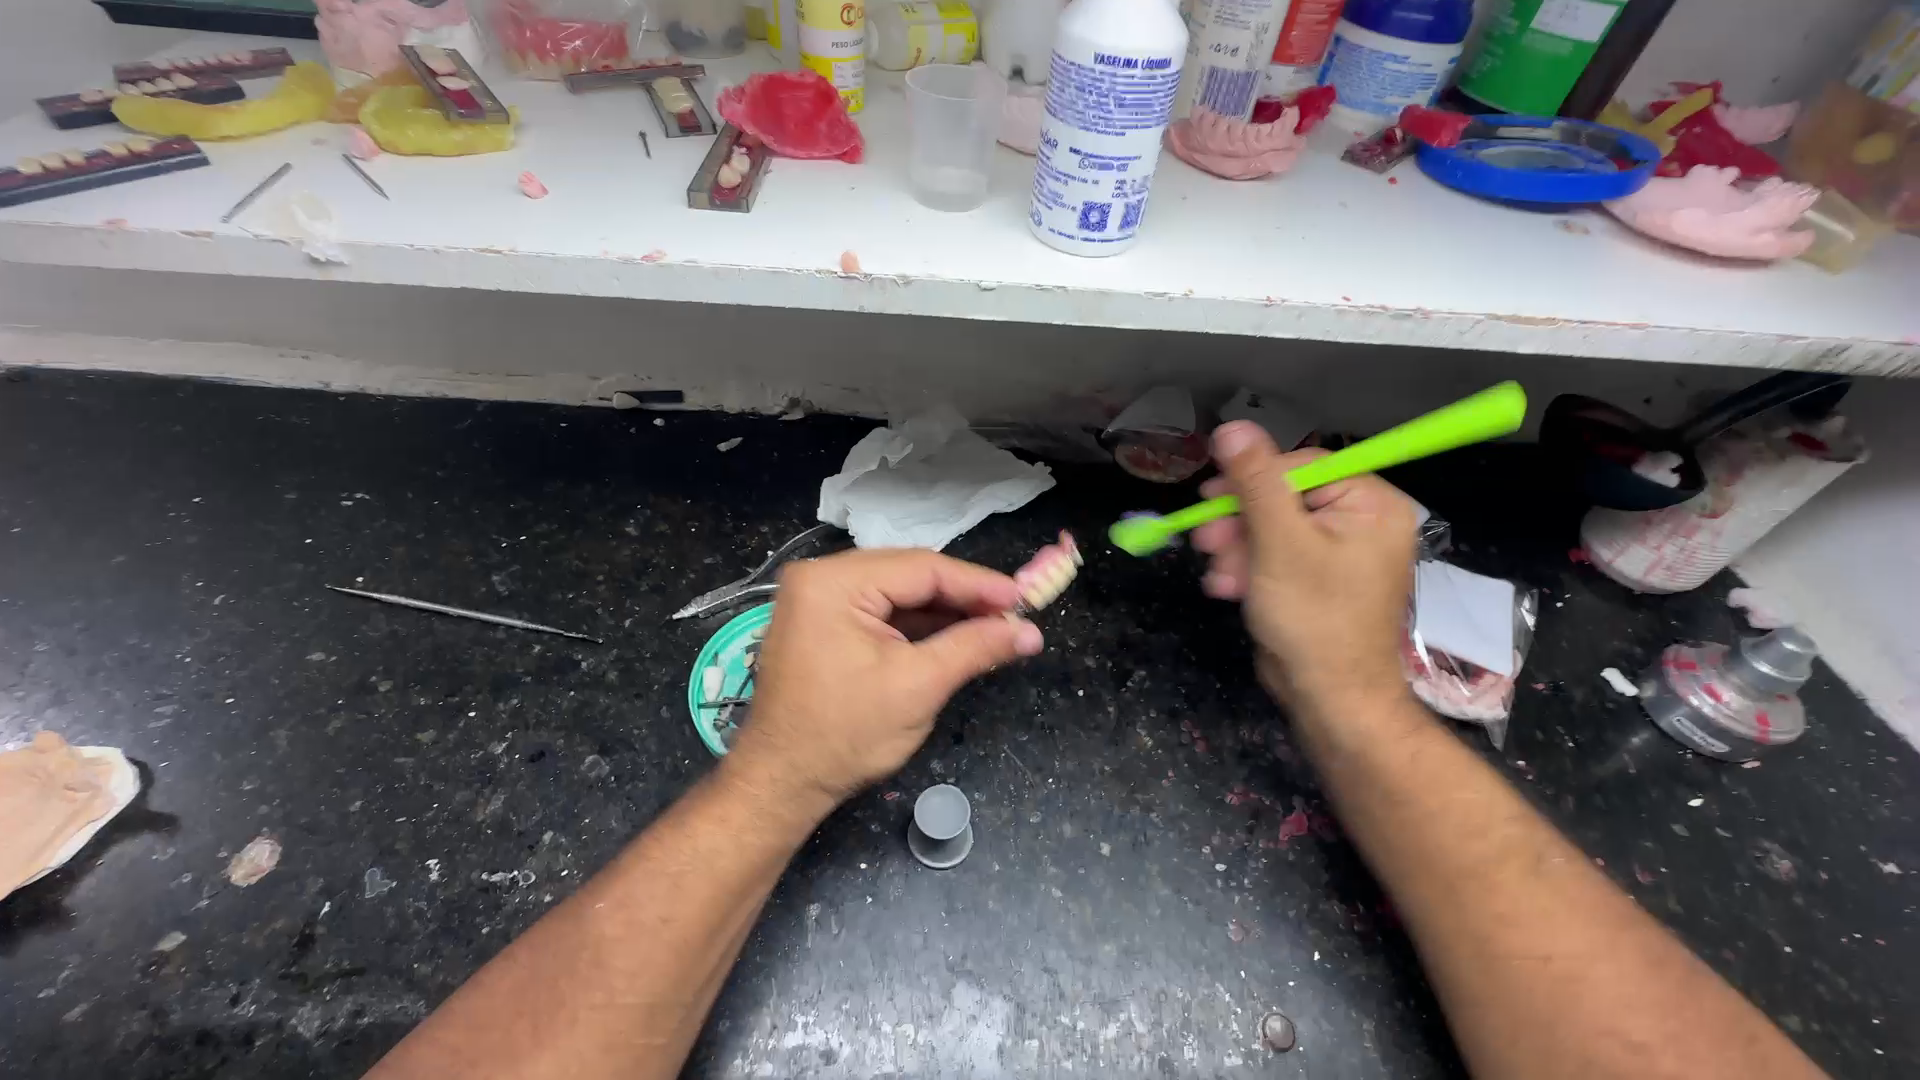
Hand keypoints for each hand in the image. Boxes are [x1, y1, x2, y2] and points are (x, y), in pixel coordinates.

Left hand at [726, 549, 1043, 810]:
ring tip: (993, 625)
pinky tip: (954, 635)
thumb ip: (975, 648)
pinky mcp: (821, 623)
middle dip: (963, 597)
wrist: (782, 784)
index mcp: (832, 582)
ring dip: (943, 611)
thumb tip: (1030, 631)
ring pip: (897, 592)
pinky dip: (917, 625)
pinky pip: (879, 612)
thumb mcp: (918, 687)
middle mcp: (819, 578)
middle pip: (909, 574)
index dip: (978, 584)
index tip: (1023, 599)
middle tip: (1012, 614)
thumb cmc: (845, 736)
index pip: (921, 567)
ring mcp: (816, 600)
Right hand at [1191, 421, 1420, 717]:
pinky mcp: (1314, 579)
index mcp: (1371, 504)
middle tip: (1203, 539)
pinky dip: (1246, 568)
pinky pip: (1273, 556)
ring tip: (1219, 576)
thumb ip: (1254, 482)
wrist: (1328, 697)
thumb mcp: (1278, 542)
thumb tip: (1232, 427)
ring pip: (1270, 530)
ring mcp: (1336, 553)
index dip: (1253, 479)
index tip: (1210, 495)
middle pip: (1282, 498)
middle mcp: (1360, 522)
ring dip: (1235, 550)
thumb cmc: (1313, 617)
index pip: (1304, 466)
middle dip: (1238, 523)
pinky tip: (1228, 588)